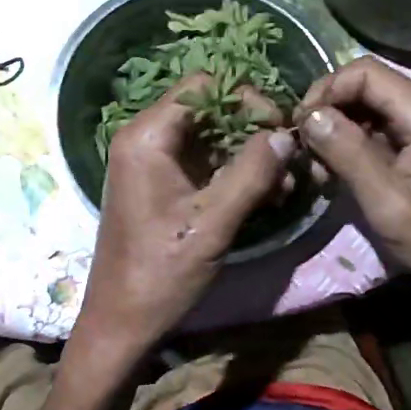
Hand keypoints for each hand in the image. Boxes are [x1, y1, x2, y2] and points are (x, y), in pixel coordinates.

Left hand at [74, 73, 294, 369]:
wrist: (121, 321)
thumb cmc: (160, 273)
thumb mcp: (212, 223)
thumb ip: (252, 174)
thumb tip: (286, 135)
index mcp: (146, 138)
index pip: (203, 88)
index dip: (246, 100)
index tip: (280, 129)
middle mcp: (144, 139)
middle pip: (208, 110)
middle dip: (252, 130)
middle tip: (289, 160)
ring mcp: (151, 162)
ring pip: (210, 138)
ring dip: (249, 154)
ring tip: (285, 185)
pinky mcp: (161, 184)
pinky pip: (203, 163)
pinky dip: (234, 173)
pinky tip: (267, 195)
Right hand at [294, 57, 410, 297]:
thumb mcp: (386, 202)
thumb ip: (347, 154)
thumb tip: (308, 115)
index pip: (367, 73)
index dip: (328, 90)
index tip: (302, 124)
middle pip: (364, 83)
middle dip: (327, 108)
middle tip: (304, 145)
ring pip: (363, 103)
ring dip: (334, 126)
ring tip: (317, 163)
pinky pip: (371, 124)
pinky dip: (345, 140)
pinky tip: (332, 169)